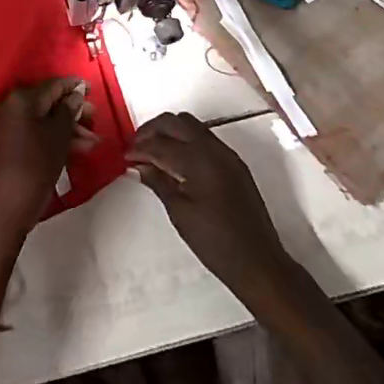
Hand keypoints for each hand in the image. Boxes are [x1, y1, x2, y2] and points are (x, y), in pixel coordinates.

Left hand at [0, 77, 98, 233]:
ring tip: (94, 141)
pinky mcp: (11, 144)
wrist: (7, 207)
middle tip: (95, 119)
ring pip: (45, 120)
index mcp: (22, 100)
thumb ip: (68, 113)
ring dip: (69, 129)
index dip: (73, 86)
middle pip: (48, 102)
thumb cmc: (35, 166)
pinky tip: (79, 148)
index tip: (92, 89)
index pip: (53, 85)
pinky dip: (56, 139)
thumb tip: (75, 95)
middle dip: (74, 111)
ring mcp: (9, 126)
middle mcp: (12, 107)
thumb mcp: (58, 138)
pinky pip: (37, 133)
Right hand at [126, 113, 290, 300]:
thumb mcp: (180, 212)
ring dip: (169, 132)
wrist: (258, 261)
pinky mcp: (234, 163)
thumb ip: (158, 182)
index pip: (160, 144)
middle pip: (176, 122)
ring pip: (191, 125)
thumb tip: (138, 165)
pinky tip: (174, 160)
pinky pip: (204, 138)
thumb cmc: (215, 242)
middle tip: (136, 147)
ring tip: (152, 151)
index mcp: (199, 161)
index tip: (125, 156)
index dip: (139, 148)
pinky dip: (185, 140)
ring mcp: (227, 155)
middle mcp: (214, 150)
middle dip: (152, 130)